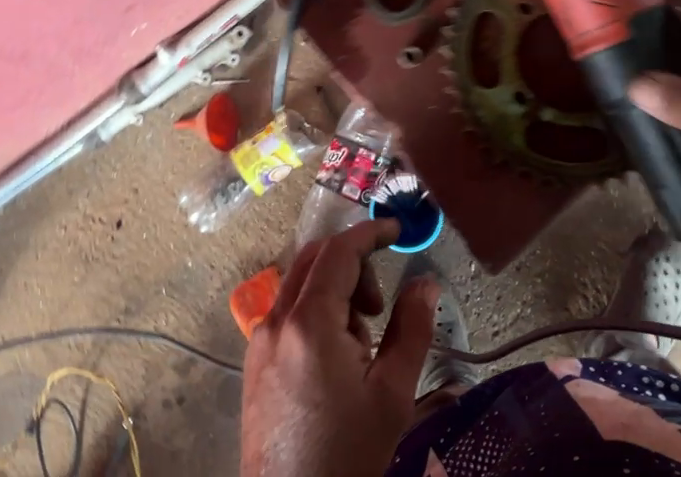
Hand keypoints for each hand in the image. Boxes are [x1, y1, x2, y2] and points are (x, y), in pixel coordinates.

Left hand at [240, 219, 439, 476]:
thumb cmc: (347, 450)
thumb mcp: (392, 393)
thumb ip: (412, 329)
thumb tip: (426, 282)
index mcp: (309, 321)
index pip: (339, 251)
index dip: (370, 232)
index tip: (398, 230)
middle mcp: (275, 320)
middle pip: (314, 259)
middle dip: (352, 263)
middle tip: (380, 305)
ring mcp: (258, 340)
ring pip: (298, 284)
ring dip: (334, 289)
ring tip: (362, 342)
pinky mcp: (253, 361)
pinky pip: (286, 311)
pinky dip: (315, 311)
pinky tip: (335, 357)